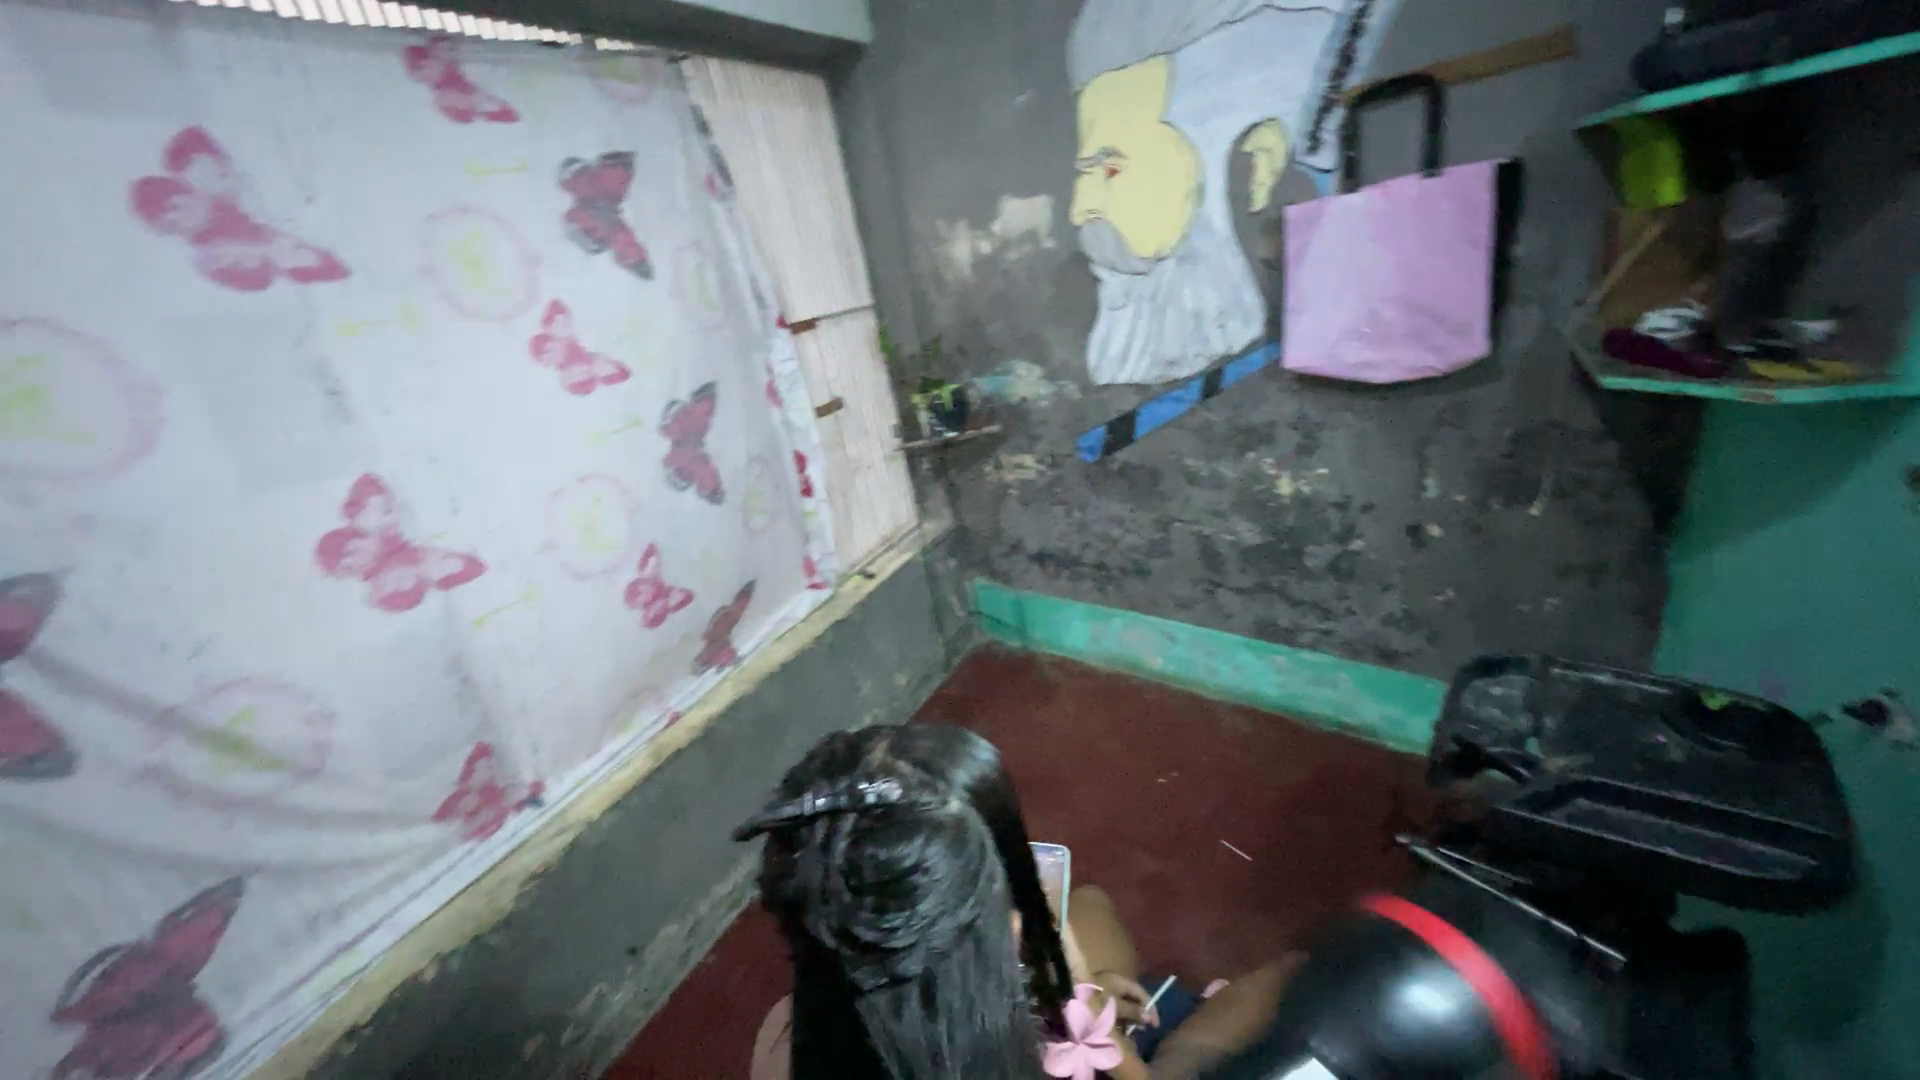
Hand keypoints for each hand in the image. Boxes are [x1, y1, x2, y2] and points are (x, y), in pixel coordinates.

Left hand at [1090, 971, 1160, 1028]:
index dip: (1150, 1006)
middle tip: (1144, 1028)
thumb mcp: (1117, 1007)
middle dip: (1139, 1012)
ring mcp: (1102, 989)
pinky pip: (1111, 1007)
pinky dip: (1118, 1017)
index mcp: (1117, 979)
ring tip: (1133, 1030)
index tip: (1155, 1024)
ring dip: (1129, 1016)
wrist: (1067, 999)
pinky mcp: (1095, 999)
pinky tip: (1119, 1028)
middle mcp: (1111, 982)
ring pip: (1121, 1003)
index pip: (1139, 991)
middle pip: (1131, 997)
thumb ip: (1133, 1011)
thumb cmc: (1095, 1002)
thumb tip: (1148, 1016)